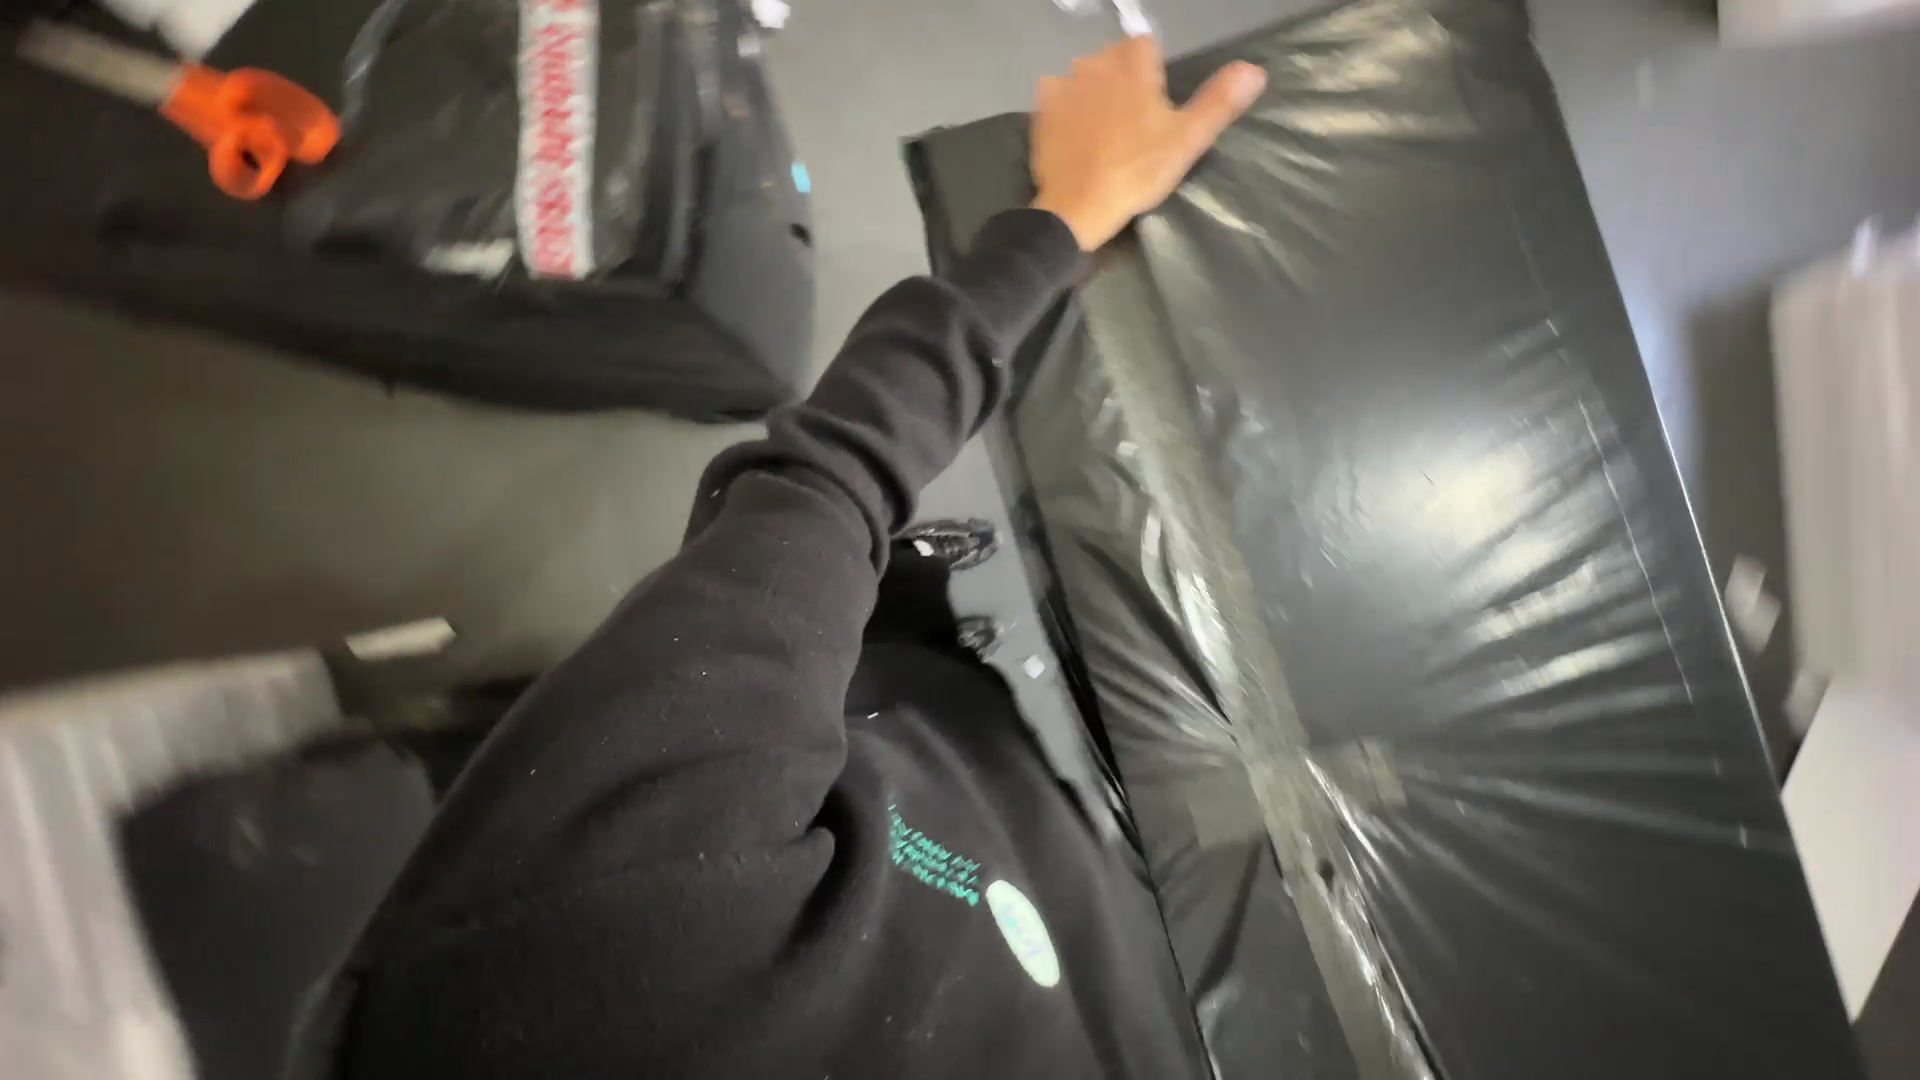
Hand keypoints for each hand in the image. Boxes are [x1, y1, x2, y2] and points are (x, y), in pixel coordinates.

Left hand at [1030, 37, 1266, 251]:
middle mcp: (1097, 63)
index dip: (1151, 72)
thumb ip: (1219, 102)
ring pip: (1084, 75)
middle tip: (1128, 123)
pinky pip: (1055, 96)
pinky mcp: (1042, 111)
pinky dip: (1064, 109)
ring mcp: (1065, 85)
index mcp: (1135, 63)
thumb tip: (1255, 69)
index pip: (1146, 45)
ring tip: (1100, 131)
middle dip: (1120, 80)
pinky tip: (1072, 133)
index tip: (1152, 105)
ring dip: (1092, 92)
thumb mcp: (1186, 141)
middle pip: (1113, 58)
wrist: (1078, 208)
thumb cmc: (1136, 174)